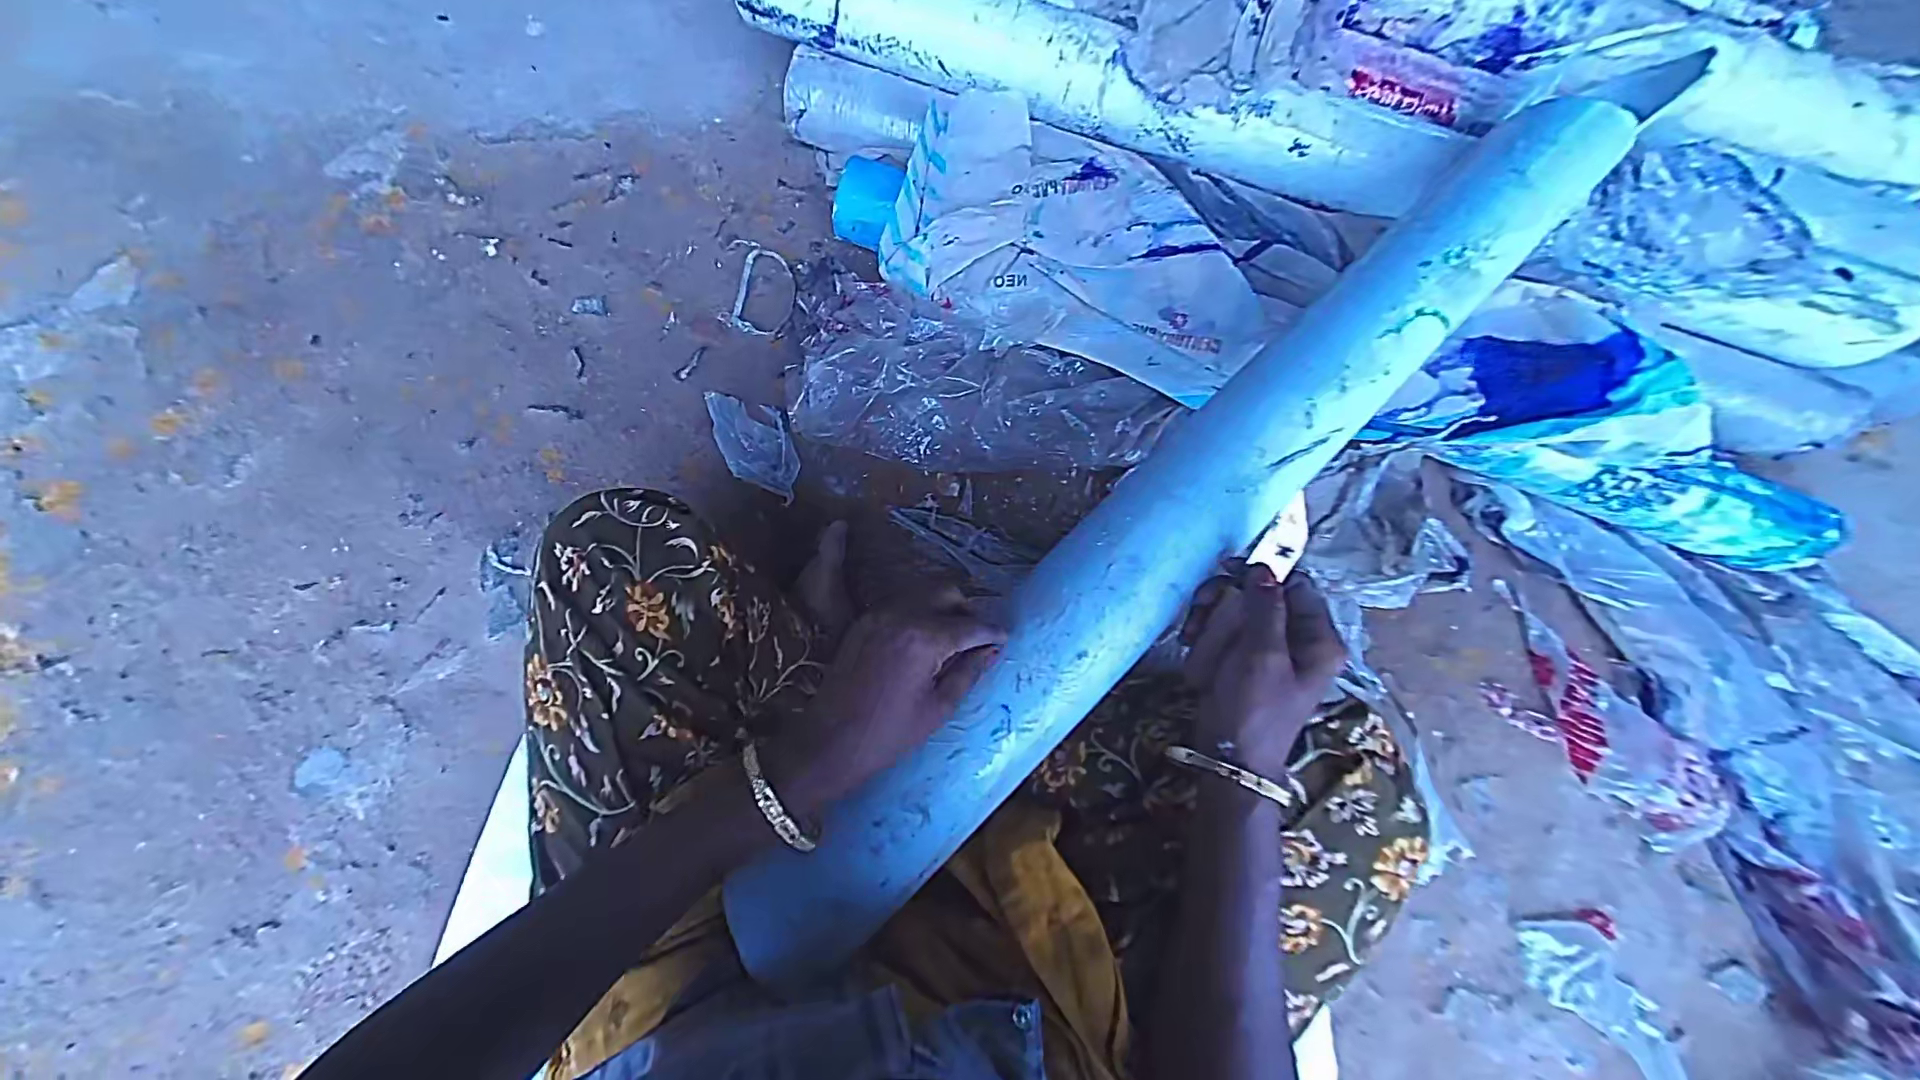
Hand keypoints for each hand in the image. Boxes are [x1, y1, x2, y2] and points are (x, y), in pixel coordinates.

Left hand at [764, 588, 1005, 814]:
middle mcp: (902, 615)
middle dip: (967, 611)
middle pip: (947, 592)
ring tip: (952, 637)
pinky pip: (901, 602)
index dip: (993, 631)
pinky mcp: (864, 621)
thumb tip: (992, 650)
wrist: (829, 740)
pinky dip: (919, 611)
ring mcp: (879, 614)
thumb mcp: (939, 707)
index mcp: (924, 639)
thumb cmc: (889, 734)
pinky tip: (924, 638)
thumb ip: (969, 671)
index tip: (1004, 638)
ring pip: (923, 592)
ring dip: (943, 607)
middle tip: (977, 638)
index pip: (971, 624)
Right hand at [1181, 565, 1344, 778]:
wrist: (1229, 758)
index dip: (1263, 574)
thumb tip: (1263, 568)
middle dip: (1228, 597)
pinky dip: (1209, 633)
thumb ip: (1265, 608)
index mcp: (1319, 639)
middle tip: (1201, 606)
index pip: (1297, 586)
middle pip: (1263, 596)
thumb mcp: (1260, 655)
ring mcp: (1271, 652)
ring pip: (1240, 611)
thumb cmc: (1250, 708)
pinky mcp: (1247, 662)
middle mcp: (1299, 641)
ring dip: (1212, 616)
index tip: (1226, 571)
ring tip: (1192, 633)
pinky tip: (1193, 644)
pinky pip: (1228, 632)